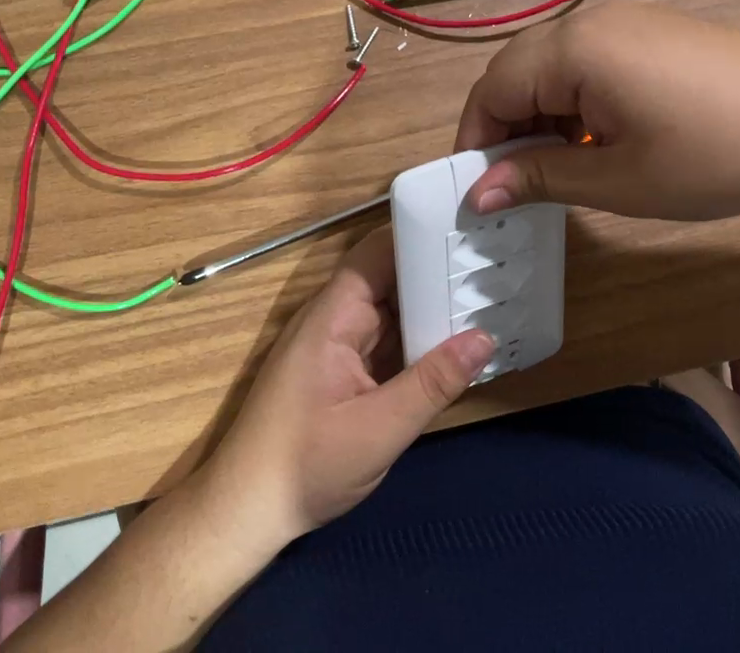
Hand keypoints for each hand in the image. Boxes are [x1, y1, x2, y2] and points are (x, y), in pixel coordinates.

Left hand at [203, 227, 494, 542]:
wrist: (247, 511)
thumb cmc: (305, 466)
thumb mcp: (379, 429)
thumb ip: (433, 383)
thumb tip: (485, 338)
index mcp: (333, 318)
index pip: (376, 254)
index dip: (418, 236)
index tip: (466, 227)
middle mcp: (334, 322)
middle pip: (388, 280)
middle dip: (435, 272)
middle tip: (493, 261)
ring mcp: (338, 348)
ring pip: (390, 312)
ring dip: (430, 309)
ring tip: (487, 293)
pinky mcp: (343, 373)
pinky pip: (386, 342)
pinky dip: (418, 341)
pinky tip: (457, 343)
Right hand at [456, 1, 739, 220]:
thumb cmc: (714, 158)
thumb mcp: (617, 180)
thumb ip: (538, 178)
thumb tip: (477, 193)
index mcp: (572, 48)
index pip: (491, 89)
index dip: (476, 140)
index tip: (479, 190)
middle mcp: (591, 20)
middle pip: (518, 71)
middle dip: (507, 127)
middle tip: (518, 184)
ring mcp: (628, 21)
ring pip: (554, 67)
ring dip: (543, 116)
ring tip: (564, 169)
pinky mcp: (656, 32)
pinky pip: (591, 61)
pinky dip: (578, 102)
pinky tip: (604, 140)